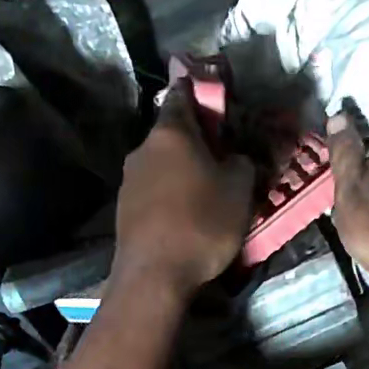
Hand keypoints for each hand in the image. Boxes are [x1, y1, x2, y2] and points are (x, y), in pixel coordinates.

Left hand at [112, 80, 255, 295]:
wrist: (155, 275)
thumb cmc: (202, 222)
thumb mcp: (240, 189)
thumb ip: (242, 163)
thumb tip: (236, 157)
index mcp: (171, 132)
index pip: (183, 94)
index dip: (203, 93)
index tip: (220, 101)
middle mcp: (143, 148)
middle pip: (174, 133)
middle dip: (199, 142)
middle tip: (225, 157)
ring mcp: (130, 179)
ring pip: (164, 164)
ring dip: (185, 171)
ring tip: (210, 192)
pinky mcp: (125, 209)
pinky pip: (156, 191)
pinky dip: (173, 195)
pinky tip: (189, 215)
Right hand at [328, 110, 368, 299]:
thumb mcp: (349, 191)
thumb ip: (344, 153)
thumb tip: (338, 114)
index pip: (356, 145)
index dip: (339, 168)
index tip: (332, 191)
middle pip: (368, 166)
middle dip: (353, 184)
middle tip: (342, 211)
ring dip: (365, 201)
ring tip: (356, 224)